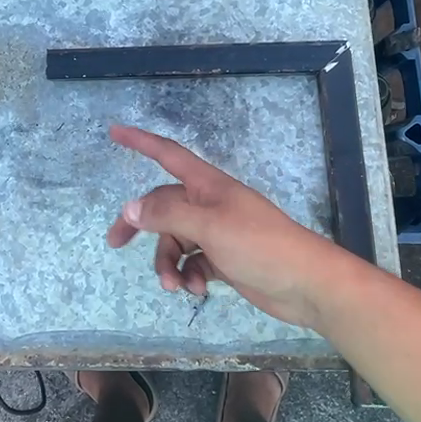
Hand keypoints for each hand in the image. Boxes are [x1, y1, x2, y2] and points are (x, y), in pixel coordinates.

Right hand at [104, 125, 354, 329]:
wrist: (305, 284)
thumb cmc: (259, 244)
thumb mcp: (208, 227)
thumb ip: (167, 215)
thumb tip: (129, 208)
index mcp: (206, 185)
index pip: (167, 154)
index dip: (140, 141)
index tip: (115, 131)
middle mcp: (208, 203)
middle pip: (162, 206)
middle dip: (141, 226)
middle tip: (114, 243)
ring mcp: (217, 231)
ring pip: (175, 239)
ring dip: (168, 262)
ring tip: (174, 286)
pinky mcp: (224, 258)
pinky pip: (193, 261)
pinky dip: (189, 275)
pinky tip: (197, 290)